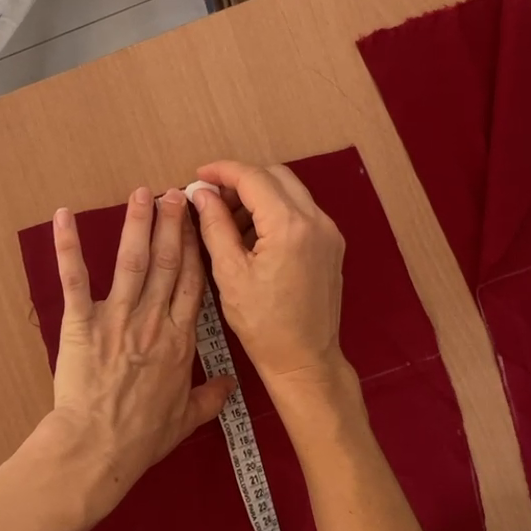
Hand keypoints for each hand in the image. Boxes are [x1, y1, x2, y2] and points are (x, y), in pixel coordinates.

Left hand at [29, 186, 237, 526]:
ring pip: (132, 262)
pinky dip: (67, 246)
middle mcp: (153, 321)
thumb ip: (210, 398)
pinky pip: (75, 278)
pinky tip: (64, 216)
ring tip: (143, 193)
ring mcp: (117, 318)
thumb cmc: (141, 437)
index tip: (200, 223)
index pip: (192, 284)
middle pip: (167, 263)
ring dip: (137, 224)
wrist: (98, 448)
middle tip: (178, 193)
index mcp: (180, 341)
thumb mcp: (185, 420)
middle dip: (174, 225)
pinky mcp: (81, 322)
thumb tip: (231, 384)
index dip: (196, 249)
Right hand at [190, 161, 347, 384]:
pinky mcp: (331, 245)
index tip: (199, 177)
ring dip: (257, 197)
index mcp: (290, 227)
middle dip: (240, 182)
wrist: (304, 359)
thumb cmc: (264, 324)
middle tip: (211, 201)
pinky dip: (274, 213)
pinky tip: (252, 239)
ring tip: (228, 225)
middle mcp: (316, 221)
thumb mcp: (229, 273)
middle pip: (275, 177)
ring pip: (289, 192)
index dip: (222, 171)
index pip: (253, 178)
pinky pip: (300, 213)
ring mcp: (329, 233)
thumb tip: (202, 195)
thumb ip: (214, 226)